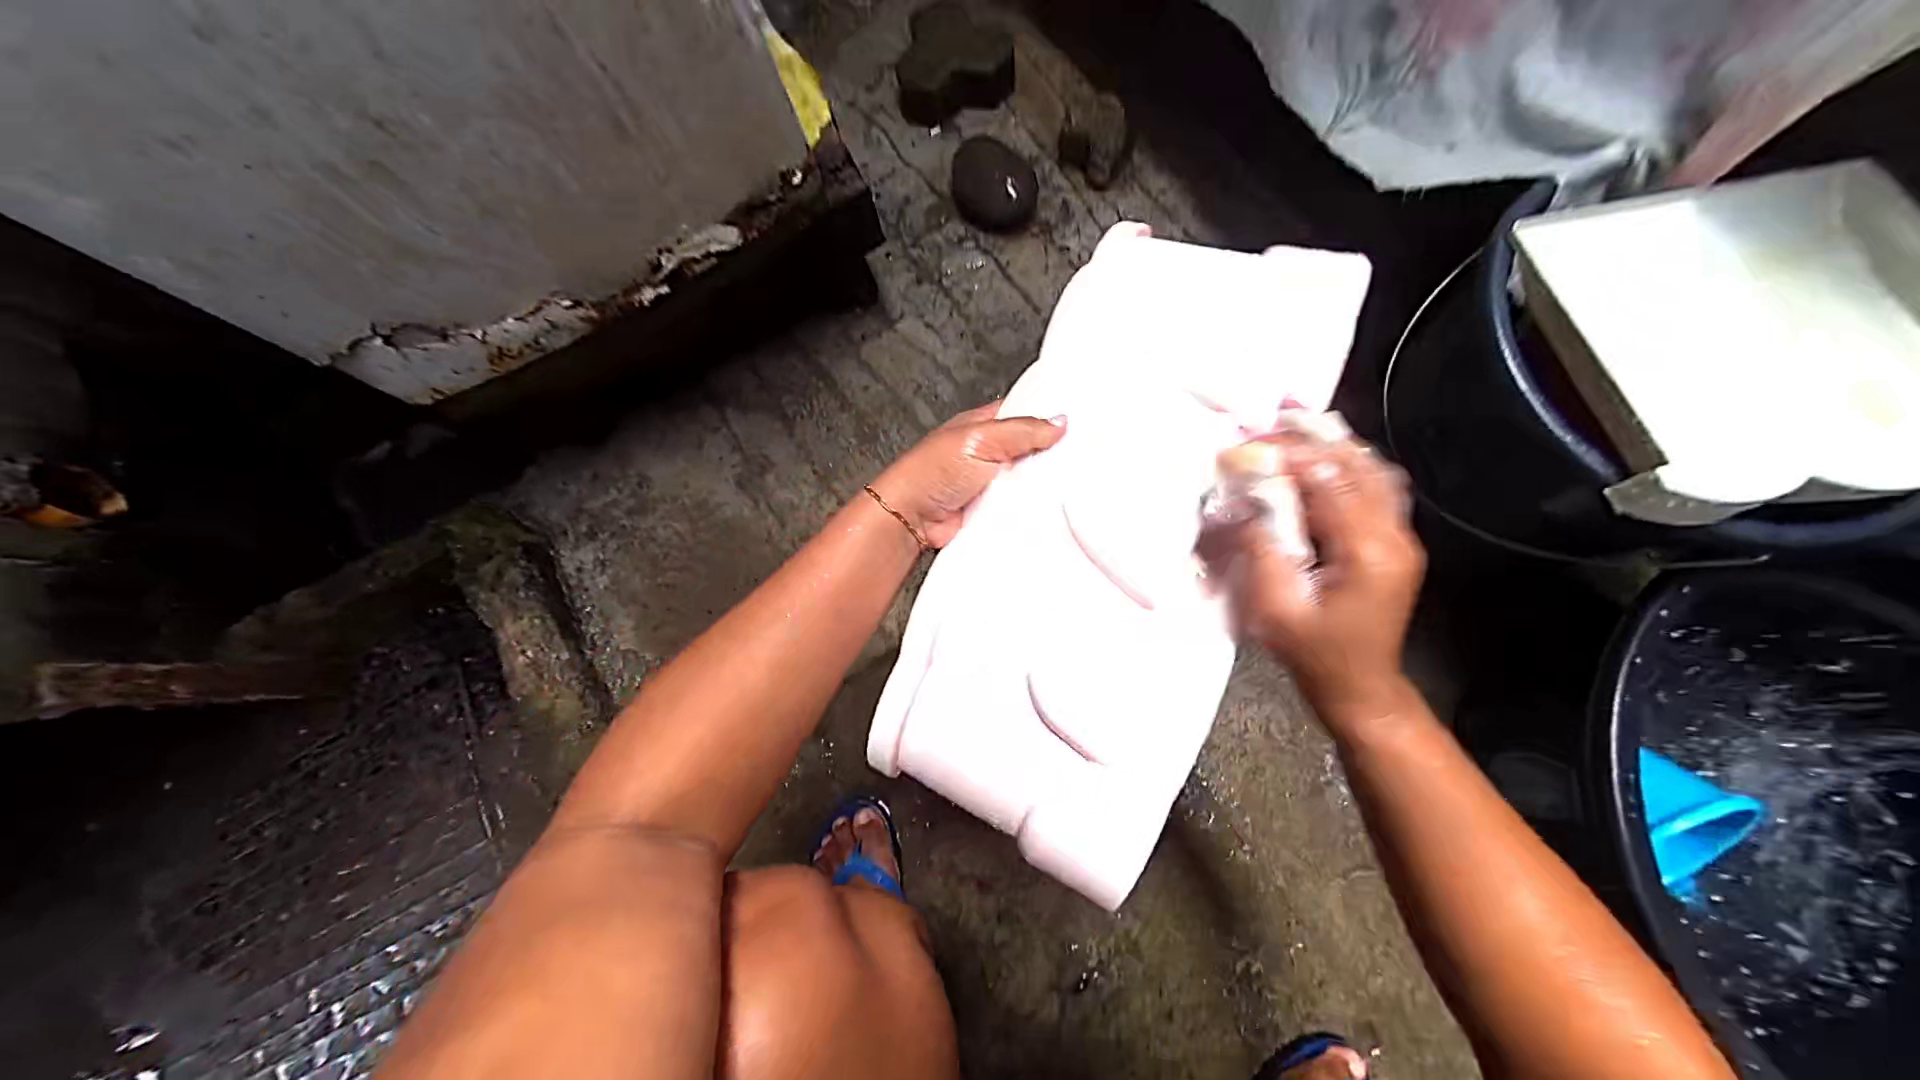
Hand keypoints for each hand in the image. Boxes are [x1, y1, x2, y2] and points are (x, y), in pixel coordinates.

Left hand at [868, 401, 1065, 547]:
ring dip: (1038, 484)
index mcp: (982, 425)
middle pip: (1029, 449)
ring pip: (1027, 480)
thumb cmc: (930, 472)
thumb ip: (1022, 430)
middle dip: (1047, 454)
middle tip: (1073, 456)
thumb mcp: (981, 439)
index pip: (1022, 413)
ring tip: (1058, 482)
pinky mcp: (990, 509)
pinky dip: (1028, 507)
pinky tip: (1040, 506)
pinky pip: (1019, 506)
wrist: (912, 518)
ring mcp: (989, 482)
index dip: (1047, 416)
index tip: (1075, 422)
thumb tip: (1057, 422)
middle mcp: (986, 452)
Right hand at [1217, 434, 1424, 726]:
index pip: (1329, 483)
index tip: (1252, 445)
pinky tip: (1324, 460)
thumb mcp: (1276, 607)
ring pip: (1374, 472)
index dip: (1289, 458)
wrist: (1358, 685)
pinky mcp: (1394, 543)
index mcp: (1367, 552)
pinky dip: (1349, 467)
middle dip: (1312, 441)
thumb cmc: (1314, 654)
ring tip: (1297, 429)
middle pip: (1358, 467)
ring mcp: (1401, 538)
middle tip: (1273, 423)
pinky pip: (1377, 489)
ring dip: (1334, 448)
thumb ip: (1263, 548)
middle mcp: (1394, 537)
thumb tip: (1249, 500)